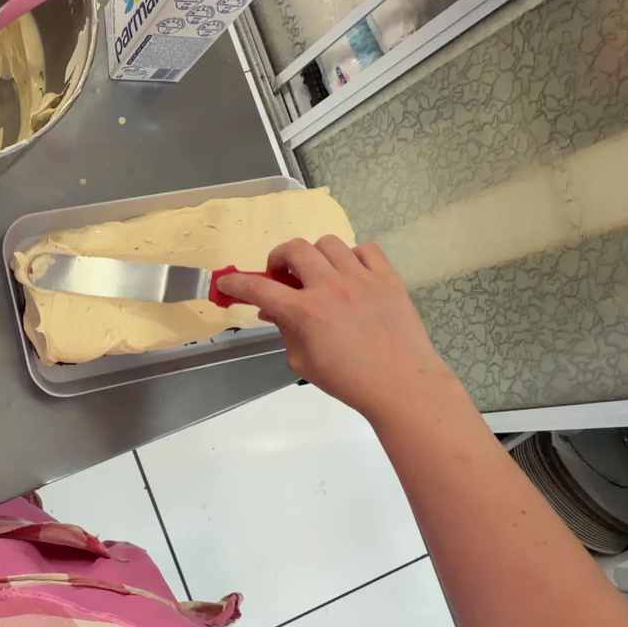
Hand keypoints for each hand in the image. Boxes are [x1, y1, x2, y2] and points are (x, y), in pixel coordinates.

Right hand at [215, 236, 464, 423]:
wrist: (401, 383)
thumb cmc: (346, 379)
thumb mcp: (302, 360)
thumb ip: (285, 330)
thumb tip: (272, 310)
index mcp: (305, 312)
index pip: (259, 289)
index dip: (236, 284)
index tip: (226, 284)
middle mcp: (331, 287)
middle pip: (294, 249)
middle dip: (278, 259)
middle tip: (280, 276)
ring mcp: (362, 278)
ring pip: (328, 243)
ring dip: (314, 256)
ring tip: (317, 274)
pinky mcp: (388, 278)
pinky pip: (365, 249)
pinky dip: (351, 257)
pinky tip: (350, 275)